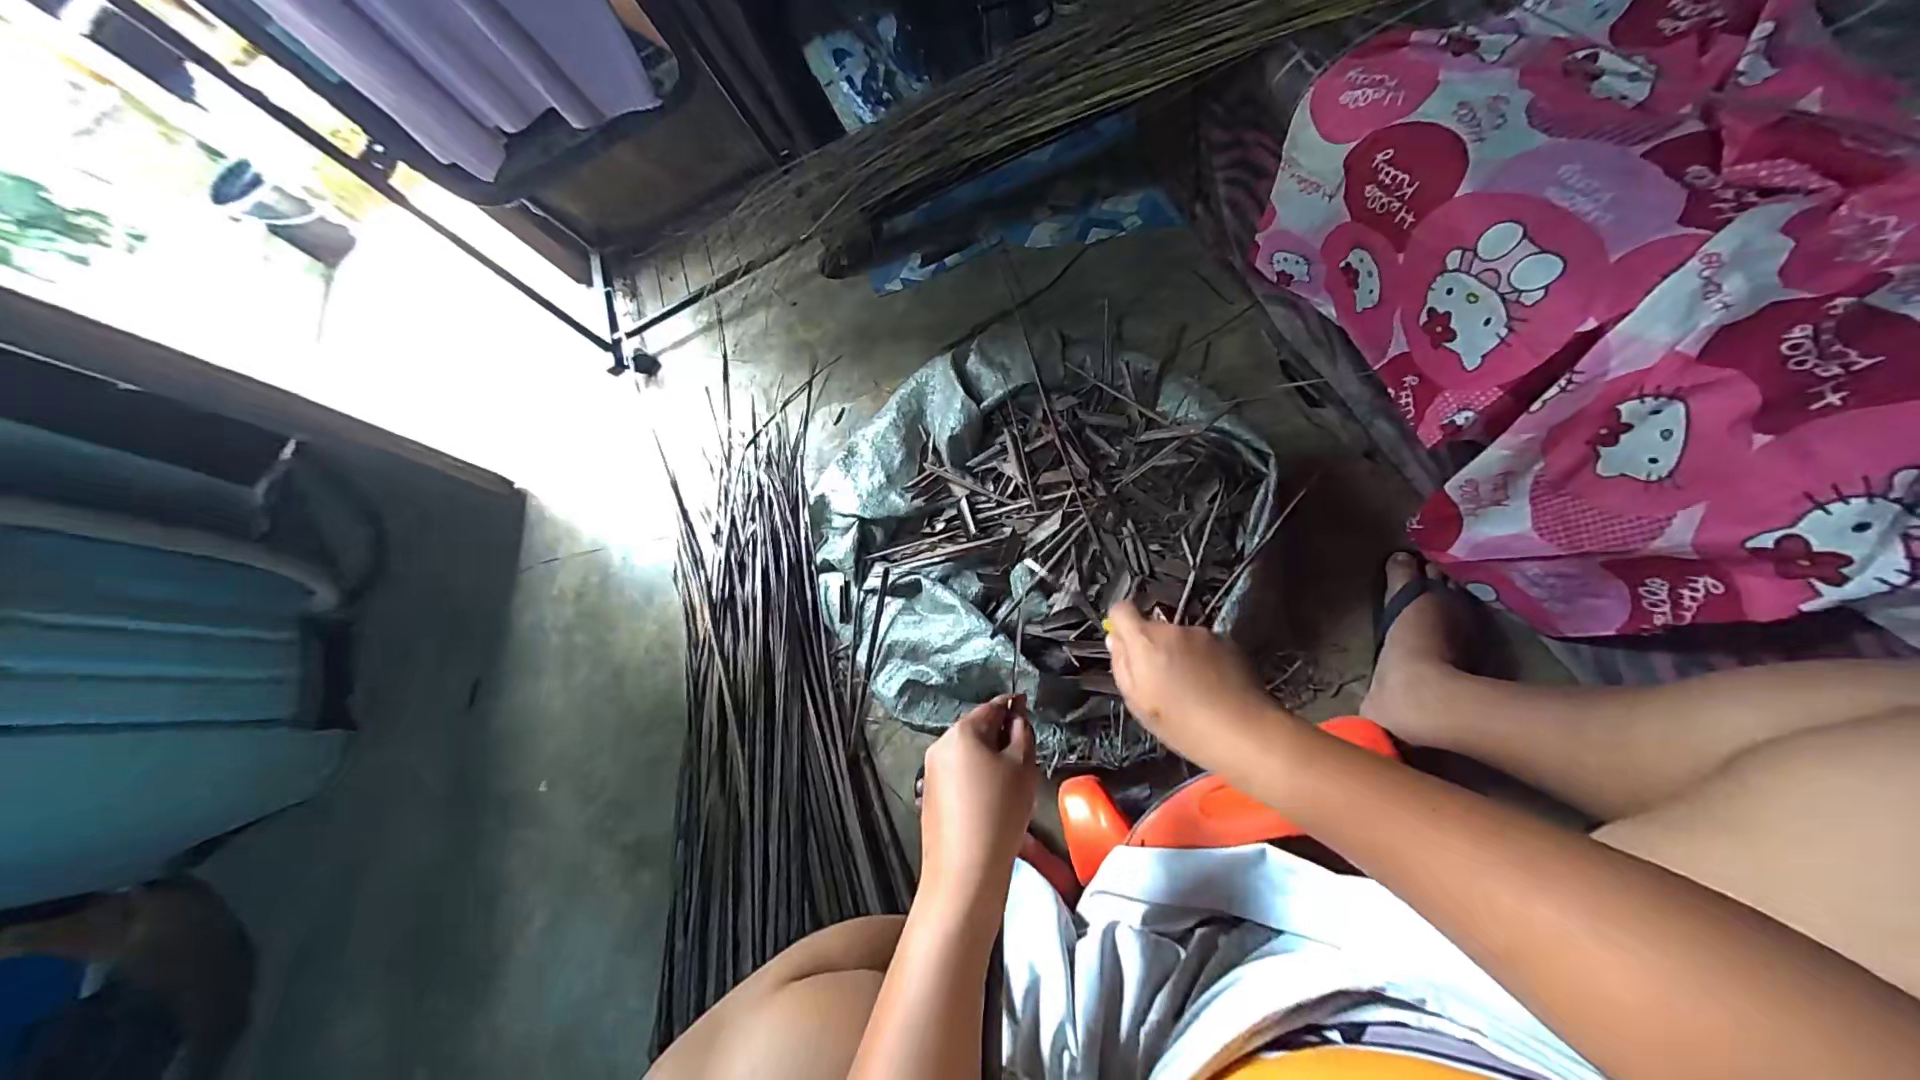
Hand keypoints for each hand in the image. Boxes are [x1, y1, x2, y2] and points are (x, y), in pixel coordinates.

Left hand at [918, 694, 1038, 913]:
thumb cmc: (1000, 811)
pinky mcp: (930, 795)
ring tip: (1011, 781)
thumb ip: (1022, 734)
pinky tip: (991, 800)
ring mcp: (931, 771)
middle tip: (1024, 752)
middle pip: (976, 730)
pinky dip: (975, 777)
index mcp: (961, 732)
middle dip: (999, 735)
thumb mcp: (1023, 766)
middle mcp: (939, 745)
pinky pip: (958, 775)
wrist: (965, 868)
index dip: (1011, 706)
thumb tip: (1015, 720)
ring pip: (967, 754)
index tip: (1025, 705)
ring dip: (988, 757)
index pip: (991, 708)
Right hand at [1104, 599, 1290, 767]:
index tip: (1125, 645)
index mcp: (1145, 641)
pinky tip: (1212, 687)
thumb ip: (1121, 665)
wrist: (1243, 731)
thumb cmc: (1182, 724)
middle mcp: (1174, 629)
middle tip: (1162, 682)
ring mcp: (1204, 634)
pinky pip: (1204, 646)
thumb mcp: (1136, 701)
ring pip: (1180, 638)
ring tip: (1191, 689)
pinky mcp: (1229, 642)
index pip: (1121, 610)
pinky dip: (1203, 660)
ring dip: (1179, 655)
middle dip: (1153, 648)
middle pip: (1153, 628)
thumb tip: (1115, 640)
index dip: (1120, 625)